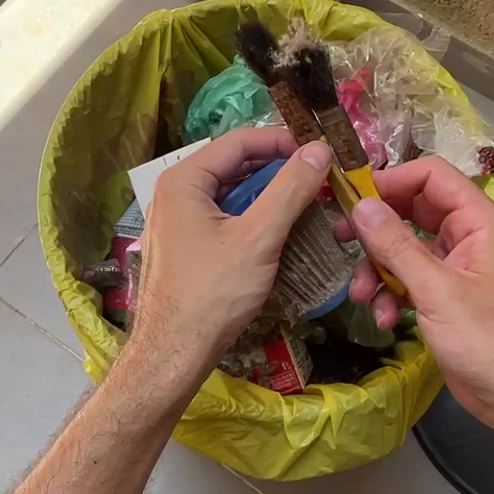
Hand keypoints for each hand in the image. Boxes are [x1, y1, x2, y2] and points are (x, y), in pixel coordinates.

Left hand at [125, 128, 333, 387]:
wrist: (172, 353)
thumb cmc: (212, 293)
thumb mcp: (258, 238)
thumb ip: (290, 190)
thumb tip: (320, 149)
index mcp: (183, 180)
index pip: (239, 140)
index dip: (283, 142)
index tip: (320, 154)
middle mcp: (174, 192)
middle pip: (233, 165)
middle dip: (277, 170)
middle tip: (318, 181)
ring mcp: (175, 221)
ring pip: (229, 193)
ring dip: (267, 196)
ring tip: (305, 206)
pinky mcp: (182, 245)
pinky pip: (221, 218)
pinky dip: (250, 218)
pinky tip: (277, 233)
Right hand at [341, 156, 493, 427]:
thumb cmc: (486, 340)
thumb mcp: (435, 290)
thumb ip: (395, 245)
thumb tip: (360, 206)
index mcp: (479, 221)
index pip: (432, 176)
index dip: (391, 180)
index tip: (351, 196)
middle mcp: (468, 235)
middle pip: (412, 210)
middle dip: (376, 229)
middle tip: (340, 237)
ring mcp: (455, 264)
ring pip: (404, 247)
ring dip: (378, 269)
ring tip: (363, 296)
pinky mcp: (444, 292)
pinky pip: (409, 277)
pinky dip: (392, 292)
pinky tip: (385, 317)